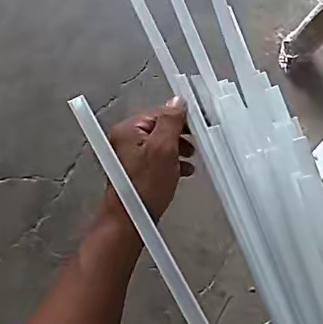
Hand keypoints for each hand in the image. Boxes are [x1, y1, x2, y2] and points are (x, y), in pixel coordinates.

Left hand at [101, 98, 195, 224]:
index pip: (160, 113)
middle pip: (160, 128)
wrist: (130, 220)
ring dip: (177, 149)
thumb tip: (177, 103)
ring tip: (188, 159)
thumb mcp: (164, 150)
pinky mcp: (137, 170)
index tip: (196, 127)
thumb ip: (171, 123)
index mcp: (128, 130)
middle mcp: (126, 139)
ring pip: (161, 143)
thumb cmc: (142, 189)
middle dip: (179, 136)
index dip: (180, 120)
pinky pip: (158, 158)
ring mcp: (130, 155)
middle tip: (193, 145)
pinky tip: (183, 170)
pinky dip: (172, 161)